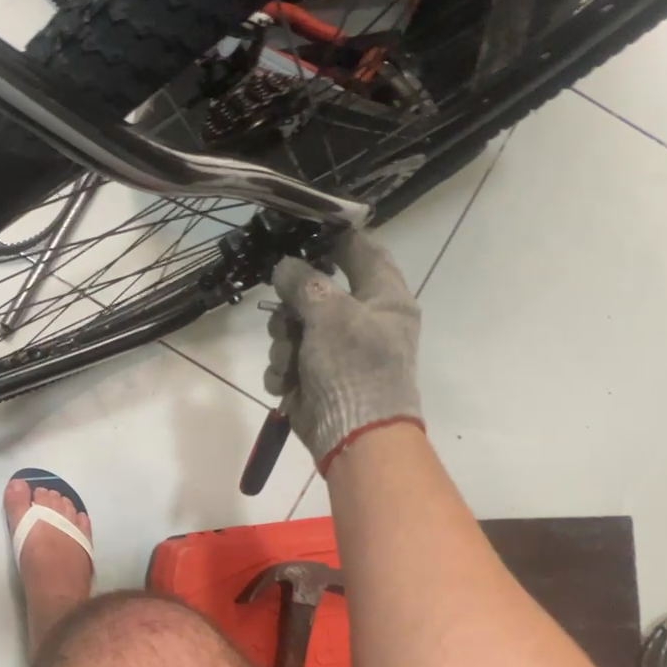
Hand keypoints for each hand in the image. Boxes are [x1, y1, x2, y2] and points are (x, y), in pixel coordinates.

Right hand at [265, 231, 422, 472]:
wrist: (353, 433)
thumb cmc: (354, 368)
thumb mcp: (331, 315)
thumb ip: (306, 284)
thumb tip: (284, 265)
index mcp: (383, 298)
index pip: (363, 253)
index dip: (336, 240)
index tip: (303, 233)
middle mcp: (360, 320)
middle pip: (314, 294)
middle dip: (291, 309)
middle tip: (286, 319)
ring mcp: (335, 351)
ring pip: (292, 330)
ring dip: (283, 346)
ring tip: (289, 364)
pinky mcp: (313, 377)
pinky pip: (286, 362)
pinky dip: (282, 372)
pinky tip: (288, 384)